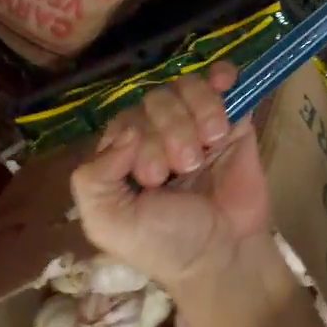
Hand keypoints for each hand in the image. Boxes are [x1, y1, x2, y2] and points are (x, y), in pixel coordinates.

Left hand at [70, 61, 270, 289]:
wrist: (226, 252)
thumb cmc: (166, 243)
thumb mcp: (111, 224)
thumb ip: (93, 181)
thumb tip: (127, 132)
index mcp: (126, 156)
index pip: (128, 118)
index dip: (142, 137)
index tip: (154, 177)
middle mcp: (160, 134)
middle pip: (159, 99)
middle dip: (172, 129)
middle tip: (185, 165)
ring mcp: (198, 124)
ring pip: (189, 87)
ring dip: (200, 110)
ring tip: (210, 143)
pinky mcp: (233, 120)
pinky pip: (224, 81)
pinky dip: (222, 75)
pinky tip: (225, 83)